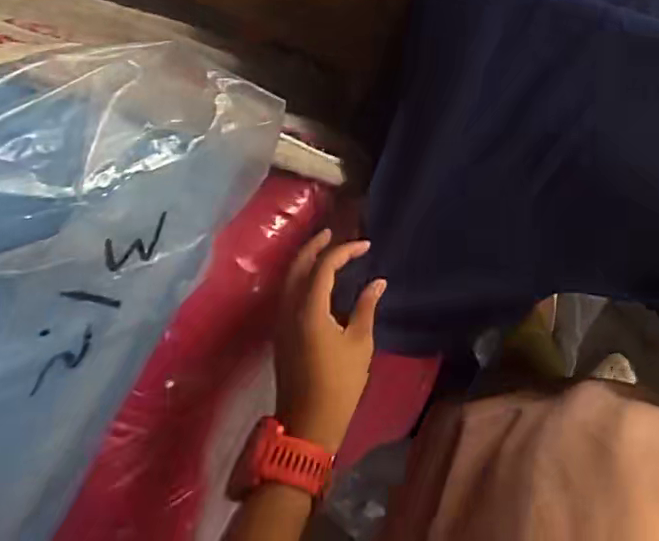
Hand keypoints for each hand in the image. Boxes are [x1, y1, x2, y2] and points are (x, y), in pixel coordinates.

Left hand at [274, 229, 384, 452]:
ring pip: (289, 279)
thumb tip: (376, 282)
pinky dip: (301, 277)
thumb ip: (365, 307)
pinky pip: (288, 292)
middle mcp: (290, 310)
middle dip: (315, 245)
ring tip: (326, 249)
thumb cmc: (339, 384)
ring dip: (306, 260)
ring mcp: (281, 322)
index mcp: (309, 310)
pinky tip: (316, 279)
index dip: (345, 250)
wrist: (307, 425)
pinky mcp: (281, 333)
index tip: (366, 246)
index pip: (324, 266)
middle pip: (298, 266)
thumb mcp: (360, 344)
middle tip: (334, 232)